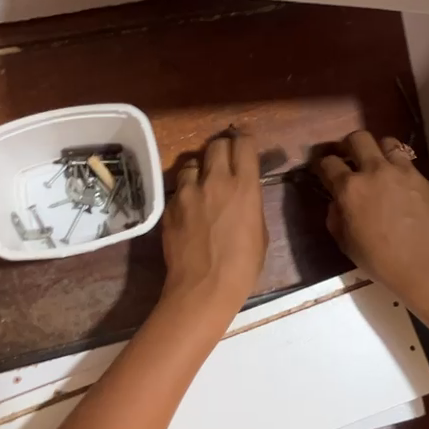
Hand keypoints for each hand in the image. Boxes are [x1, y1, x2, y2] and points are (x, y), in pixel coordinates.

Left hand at [161, 130, 266, 308]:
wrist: (203, 287)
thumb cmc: (242, 266)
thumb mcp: (259, 231)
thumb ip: (250, 202)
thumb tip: (243, 192)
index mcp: (243, 186)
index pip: (243, 143)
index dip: (244, 140)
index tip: (244, 144)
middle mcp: (215, 180)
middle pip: (216, 144)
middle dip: (222, 148)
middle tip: (224, 160)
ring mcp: (187, 192)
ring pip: (191, 163)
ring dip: (199, 169)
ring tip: (203, 184)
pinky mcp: (169, 206)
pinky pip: (178, 188)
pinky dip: (185, 192)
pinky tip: (189, 208)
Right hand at [316, 130, 428, 303]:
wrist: (425, 264)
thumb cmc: (379, 260)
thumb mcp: (346, 243)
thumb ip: (336, 218)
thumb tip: (337, 204)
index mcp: (350, 188)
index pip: (328, 163)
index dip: (321, 164)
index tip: (322, 169)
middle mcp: (374, 171)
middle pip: (358, 139)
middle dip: (348, 144)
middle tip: (347, 156)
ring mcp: (402, 171)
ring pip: (386, 142)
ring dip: (377, 149)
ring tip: (376, 163)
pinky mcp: (422, 178)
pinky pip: (406, 162)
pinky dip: (397, 166)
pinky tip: (397, 182)